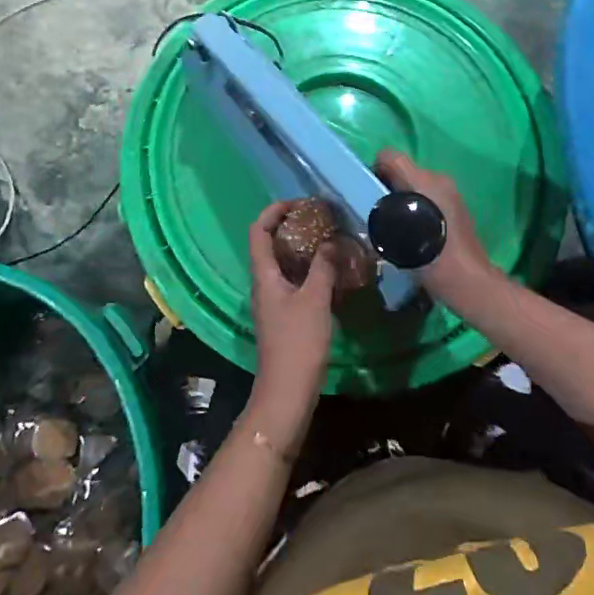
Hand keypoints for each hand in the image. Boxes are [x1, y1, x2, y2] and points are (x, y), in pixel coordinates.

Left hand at [246, 200, 336, 403]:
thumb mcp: (314, 300)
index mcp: (263, 275)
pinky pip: (296, 282)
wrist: (288, 391)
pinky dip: (312, 271)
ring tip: (333, 241)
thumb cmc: (297, 343)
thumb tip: (332, 241)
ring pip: (286, 264)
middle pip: (272, 245)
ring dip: (306, 249)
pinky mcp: (286, 315)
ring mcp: (274, 301)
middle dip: (295, 228)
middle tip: (324, 220)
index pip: (259, 231)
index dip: (274, 211)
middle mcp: (264, 284)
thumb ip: (323, 267)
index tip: (301, 203)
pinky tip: (334, 272)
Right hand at [375, 149, 497, 291]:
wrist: (465, 279)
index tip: (368, 193)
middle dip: (389, 186)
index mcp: (423, 180)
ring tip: (396, 225)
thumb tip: (366, 200)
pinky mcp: (458, 206)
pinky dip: (419, 206)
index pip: (388, 157)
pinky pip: (430, 196)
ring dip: (404, 198)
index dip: (374, 170)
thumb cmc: (427, 256)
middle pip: (404, 170)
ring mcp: (451, 191)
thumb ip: (379, 211)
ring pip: (417, 184)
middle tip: (379, 213)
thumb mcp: (392, 234)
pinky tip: (415, 230)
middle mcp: (438, 179)